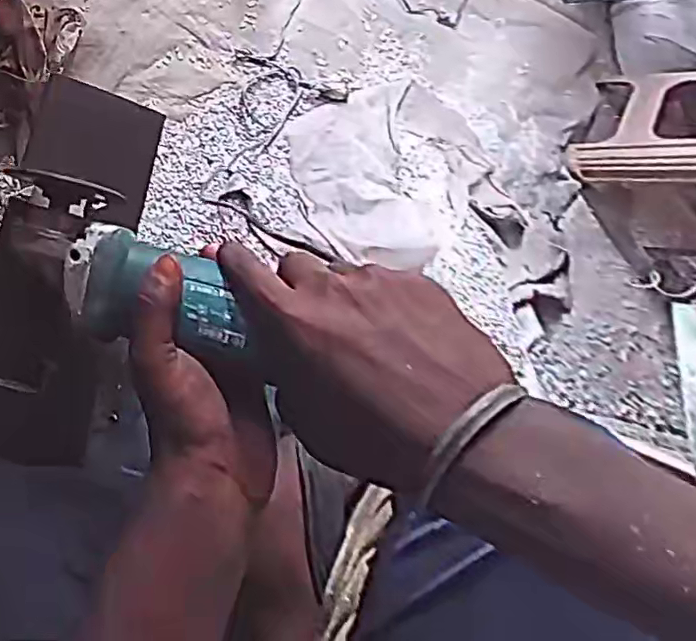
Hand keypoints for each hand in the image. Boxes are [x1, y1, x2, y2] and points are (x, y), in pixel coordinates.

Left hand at [132, 255, 275, 507]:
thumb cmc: (182, 421)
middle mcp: (196, 342)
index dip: (189, 268)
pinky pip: (265, 339)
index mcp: (168, 336)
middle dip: (226, 280)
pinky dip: (273, 325)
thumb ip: (154, 315)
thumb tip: (163, 264)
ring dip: (251, 299)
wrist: (222, 475)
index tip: (209, 246)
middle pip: (212, 299)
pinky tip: (287, 307)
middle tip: (247, 257)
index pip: (176, 291)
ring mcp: (228, 357)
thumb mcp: (157, 361)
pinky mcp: (257, 373)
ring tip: (270, 274)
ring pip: (240, 316)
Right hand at [213, 245, 512, 493]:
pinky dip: (383, 300)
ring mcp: (375, 280)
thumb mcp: (309, 422)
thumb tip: (285, 364)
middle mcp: (329, 288)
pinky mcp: (415, 281)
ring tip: (365, 334)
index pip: (245, 266)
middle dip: (296, 287)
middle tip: (312, 319)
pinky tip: (401, 335)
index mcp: (293, 319)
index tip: (229, 256)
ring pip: (340, 273)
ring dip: (342, 295)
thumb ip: (285, 377)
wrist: (467, 437)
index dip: (232, 259)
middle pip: (294, 264)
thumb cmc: (384, 439)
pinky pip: (384, 281)